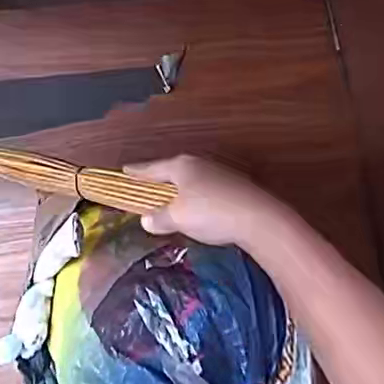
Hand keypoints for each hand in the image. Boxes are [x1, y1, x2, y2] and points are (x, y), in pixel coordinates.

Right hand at [125, 155, 294, 248]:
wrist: (259, 218)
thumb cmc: (211, 213)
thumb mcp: (178, 218)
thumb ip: (160, 218)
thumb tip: (146, 220)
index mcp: (180, 166)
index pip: (152, 168)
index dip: (137, 172)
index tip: (125, 171)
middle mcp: (197, 164)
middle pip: (171, 170)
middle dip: (158, 177)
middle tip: (144, 182)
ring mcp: (217, 173)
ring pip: (189, 178)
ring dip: (178, 187)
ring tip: (170, 195)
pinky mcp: (232, 186)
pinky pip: (204, 187)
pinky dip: (195, 194)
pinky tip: (197, 206)